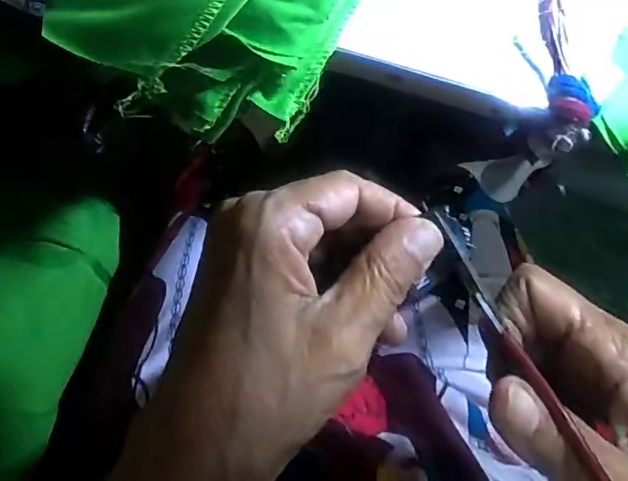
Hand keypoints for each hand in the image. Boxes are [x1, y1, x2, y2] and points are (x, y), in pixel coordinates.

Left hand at [110, 171, 443, 480]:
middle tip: (413, 293)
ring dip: (354, 270)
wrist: (197, 440)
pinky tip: (357, 321)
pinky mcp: (233, 261)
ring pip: (312, 234)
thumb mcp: (343, 334)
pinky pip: (290, 252)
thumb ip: (387, 273)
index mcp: (269, 216)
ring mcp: (235, 236)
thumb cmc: (272, 389)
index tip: (430, 245)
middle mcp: (247, 211)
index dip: (393, 210)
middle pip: (328, 209)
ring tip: (393, 324)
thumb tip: (427, 228)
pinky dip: (324, 278)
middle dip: (374, 248)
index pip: (346, 188)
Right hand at [491, 264, 627, 480]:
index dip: (506, 321)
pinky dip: (530, 407)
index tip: (505, 380)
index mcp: (615, 345)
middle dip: (507, 362)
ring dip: (516, 389)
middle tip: (514, 422)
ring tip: (526, 442)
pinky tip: (542, 446)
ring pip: (529, 350)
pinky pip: (544, 380)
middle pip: (526, 318)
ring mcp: (599, 372)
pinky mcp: (596, 400)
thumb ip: (562, 441)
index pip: (534, 288)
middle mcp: (602, 345)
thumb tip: (496, 391)